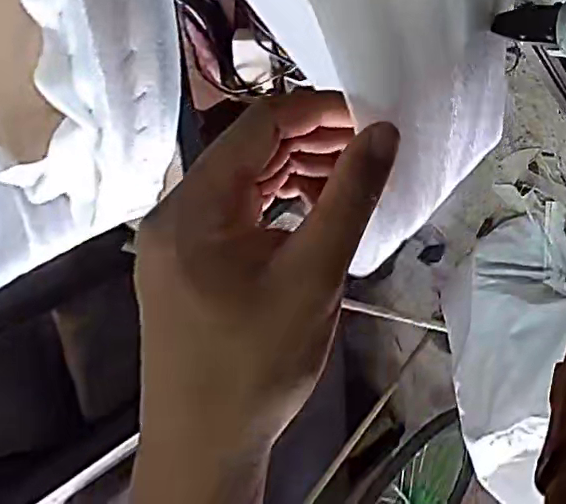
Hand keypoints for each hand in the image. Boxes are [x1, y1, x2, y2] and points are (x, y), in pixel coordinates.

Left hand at [133, 92, 397, 502]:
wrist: (206, 453)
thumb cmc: (257, 363)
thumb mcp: (316, 272)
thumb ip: (352, 194)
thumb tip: (385, 130)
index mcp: (193, 208)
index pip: (260, 124)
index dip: (320, 111)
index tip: (372, 119)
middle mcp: (179, 212)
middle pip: (255, 145)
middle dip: (318, 137)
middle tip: (373, 148)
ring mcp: (185, 237)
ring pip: (253, 172)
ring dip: (307, 164)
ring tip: (357, 175)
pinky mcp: (197, 259)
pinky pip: (248, 203)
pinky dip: (290, 193)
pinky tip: (324, 204)